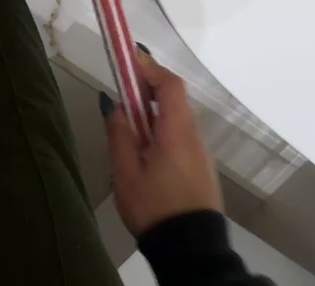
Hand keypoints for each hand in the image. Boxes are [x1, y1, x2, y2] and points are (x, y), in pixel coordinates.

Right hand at [104, 50, 223, 235]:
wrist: (191, 254)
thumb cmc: (155, 208)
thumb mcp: (126, 171)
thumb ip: (119, 132)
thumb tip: (113, 103)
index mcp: (177, 132)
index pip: (170, 84)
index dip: (149, 67)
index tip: (126, 59)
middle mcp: (194, 138)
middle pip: (174, 99)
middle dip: (147, 87)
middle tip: (121, 87)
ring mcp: (201, 155)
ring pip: (177, 119)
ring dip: (154, 109)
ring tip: (128, 120)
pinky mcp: (201, 171)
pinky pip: (181, 136)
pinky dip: (163, 128)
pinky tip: (145, 146)